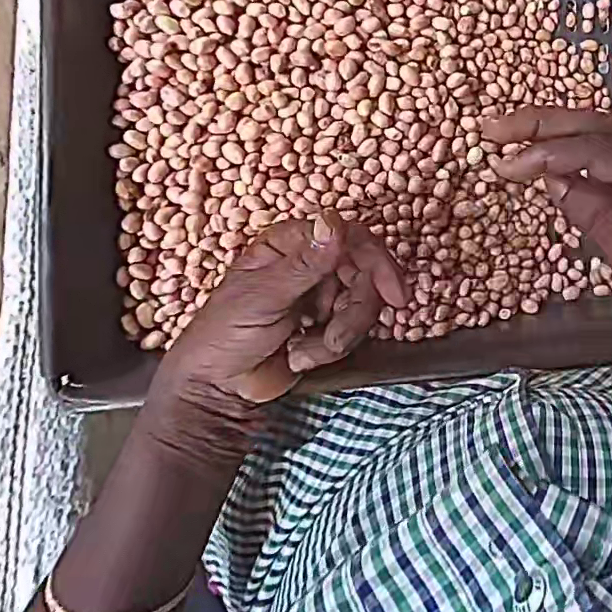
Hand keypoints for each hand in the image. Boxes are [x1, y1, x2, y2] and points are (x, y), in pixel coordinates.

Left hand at [145, 214, 409, 449]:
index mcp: (292, 244)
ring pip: (363, 305)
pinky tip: (300, 356)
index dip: (377, 262)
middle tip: (336, 338)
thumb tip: (334, 223)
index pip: (350, 238)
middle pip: (365, 274)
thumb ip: (305, 263)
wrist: (217, 389)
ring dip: (340, 335)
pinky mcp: (328, 323)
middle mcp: (313, 262)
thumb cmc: (225, 334)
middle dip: (355, 312)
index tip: (394, 293)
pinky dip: (330, 348)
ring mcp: (322, 293)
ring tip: (305, 353)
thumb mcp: (263, 296)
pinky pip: (353, 330)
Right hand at [482, 107, 611, 294]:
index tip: (508, 166)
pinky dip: (556, 140)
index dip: (551, 154)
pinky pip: (591, 141)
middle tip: (493, 129)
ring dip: (543, 126)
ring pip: (590, 126)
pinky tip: (527, 142)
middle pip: (595, 124)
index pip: (602, 151)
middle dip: (540, 124)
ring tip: (500, 130)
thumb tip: (552, 179)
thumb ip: (596, 216)